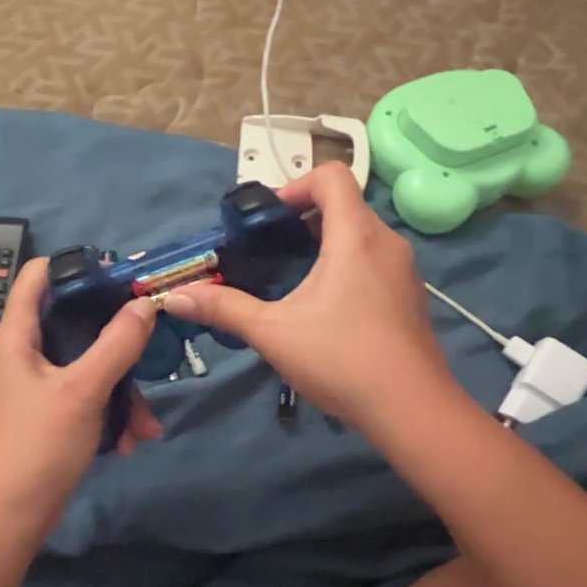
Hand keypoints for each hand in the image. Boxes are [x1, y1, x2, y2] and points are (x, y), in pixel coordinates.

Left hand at [0, 258, 162, 526]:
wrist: (12, 517)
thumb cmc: (39, 444)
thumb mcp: (83, 391)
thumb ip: (116, 344)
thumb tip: (143, 305)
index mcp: (16, 336)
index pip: (37, 276)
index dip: (75, 267)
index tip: (117, 276)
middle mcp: (22, 353)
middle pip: (72, 321)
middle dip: (115, 337)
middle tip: (150, 339)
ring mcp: (35, 384)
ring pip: (86, 364)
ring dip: (121, 388)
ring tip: (146, 423)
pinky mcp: (48, 412)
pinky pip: (85, 395)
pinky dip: (109, 411)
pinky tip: (131, 440)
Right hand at [162, 163, 456, 431]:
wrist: (412, 410)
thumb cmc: (342, 359)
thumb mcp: (273, 332)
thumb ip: (224, 308)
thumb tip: (174, 296)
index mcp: (356, 236)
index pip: (331, 177)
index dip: (295, 186)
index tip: (268, 219)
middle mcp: (386, 242)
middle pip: (344, 205)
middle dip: (304, 219)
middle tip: (269, 250)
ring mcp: (404, 270)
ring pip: (361, 235)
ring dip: (326, 243)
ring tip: (293, 278)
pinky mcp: (410, 297)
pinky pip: (375, 261)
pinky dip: (347, 265)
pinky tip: (326, 308)